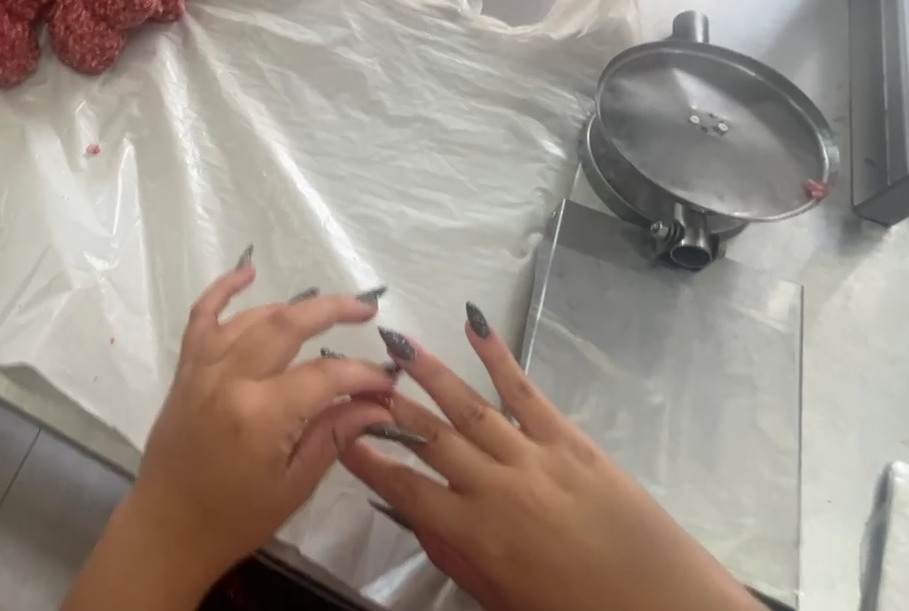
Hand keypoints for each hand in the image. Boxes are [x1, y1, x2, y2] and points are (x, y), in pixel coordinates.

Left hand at [64, 256, 398, 610]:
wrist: (168, 526)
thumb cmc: (235, 517)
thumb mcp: (295, 484)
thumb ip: (335, 433)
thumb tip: (380, 403)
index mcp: (261, 414)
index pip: (325, 376)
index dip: (362, 374)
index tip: (387, 380)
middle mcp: (230, 377)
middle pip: (288, 324)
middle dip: (333, 310)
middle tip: (367, 311)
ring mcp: (203, 365)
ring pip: (253, 317)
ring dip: (291, 309)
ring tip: (325, 314)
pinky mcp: (186, 365)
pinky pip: (203, 313)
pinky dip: (224, 288)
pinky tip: (248, 272)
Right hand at [342, 312, 759, 610]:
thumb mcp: (503, 599)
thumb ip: (455, 555)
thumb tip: (413, 513)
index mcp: (477, 535)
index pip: (405, 488)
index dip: (367, 457)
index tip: (339, 431)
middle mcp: (496, 488)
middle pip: (430, 437)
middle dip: (388, 403)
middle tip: (357, 373)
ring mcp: (532, 458)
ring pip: (467, 406)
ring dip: (427, 372)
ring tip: (396, 342)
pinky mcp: (569, 441)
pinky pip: (525, 392)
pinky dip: (498, 356)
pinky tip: (474, 325)